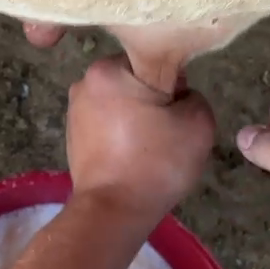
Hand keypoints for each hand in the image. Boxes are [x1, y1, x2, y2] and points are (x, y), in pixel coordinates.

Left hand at [65, 56, 215, 226]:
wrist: (113, 209)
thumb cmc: (155, 162)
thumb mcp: (197, 123)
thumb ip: (194, 95)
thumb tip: (179, 95)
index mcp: (108, 69)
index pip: (151, 59)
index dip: (172, 83)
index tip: (178, 108)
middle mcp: (84, 81)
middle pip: (133, 80)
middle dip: (152, 100)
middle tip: (168, 131)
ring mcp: (74, 108)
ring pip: (120, 102)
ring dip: (136, 118)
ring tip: (150, 147)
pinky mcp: (72, 133)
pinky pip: (106, 123)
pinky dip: (120, 134)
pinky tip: (131, 156)